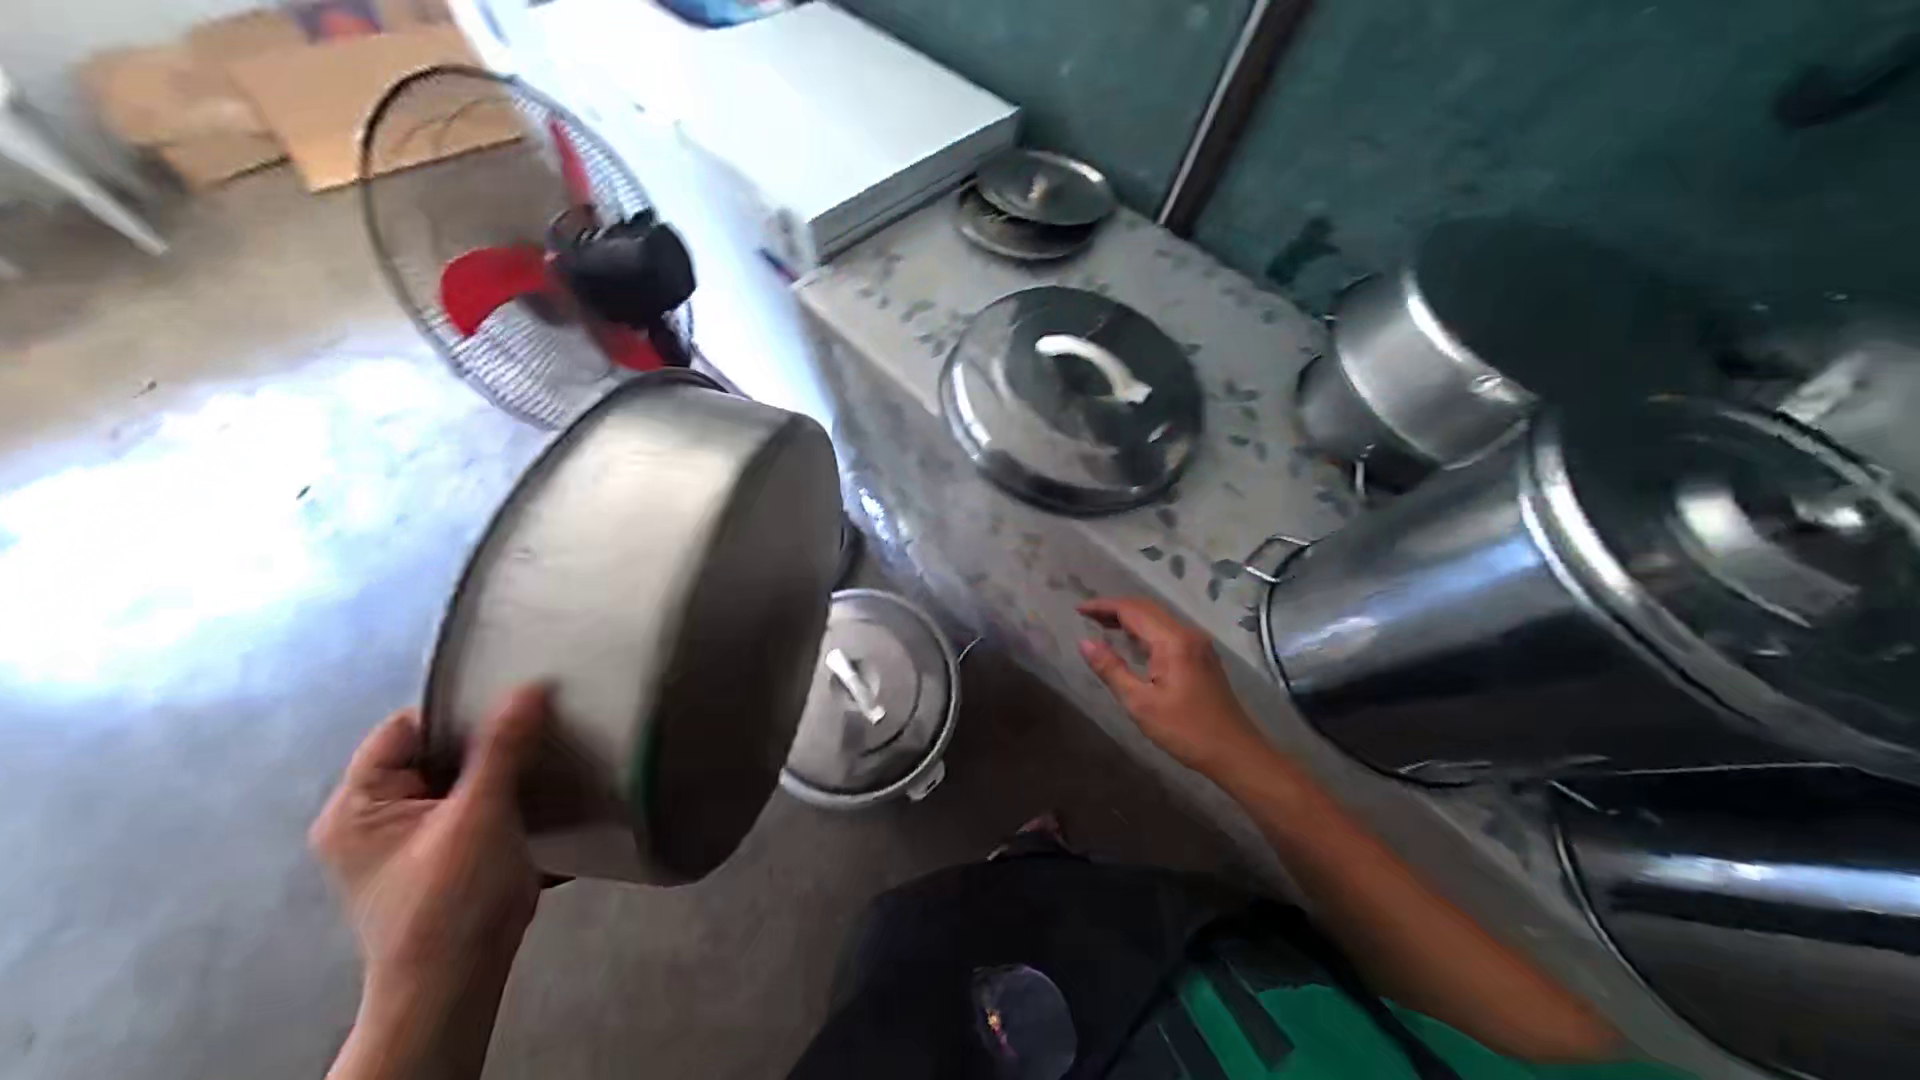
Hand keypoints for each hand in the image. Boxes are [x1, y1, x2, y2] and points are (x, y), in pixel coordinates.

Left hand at [310, 685, 548, 1079]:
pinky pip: (476, 803)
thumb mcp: (479, 815)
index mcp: (358, 806)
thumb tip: (529, 688)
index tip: (514, 706)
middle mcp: (375, 818)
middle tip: (537, 730)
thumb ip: (503, 748)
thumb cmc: (452, 900)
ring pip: (462, 778)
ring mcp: (411, 838)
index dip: (459, 713)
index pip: (406, 729)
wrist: (459, 983)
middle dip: (488, 742)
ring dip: (502, 769)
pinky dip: (505, 795)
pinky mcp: (445, 853)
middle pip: (437, 752)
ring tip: (543, 758)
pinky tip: (537, 792)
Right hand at [1077, 597, 1272, 777]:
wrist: (1236, 753)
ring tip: (1101, 626)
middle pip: (1146, 608)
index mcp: (1173, 641)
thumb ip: (1111, 669)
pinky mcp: (1201, 656)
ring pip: (1158, 619)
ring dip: (1130, 618)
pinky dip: (1144, 630)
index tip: (1078, 610)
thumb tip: (1084, 643)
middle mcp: (1188, 634)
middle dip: (1114, 608)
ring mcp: (1198, 644)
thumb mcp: (1140, 704)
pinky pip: (1167, 631)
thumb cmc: (1186, 731)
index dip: (1103, 606)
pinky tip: (1131, 643)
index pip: (1132, 610)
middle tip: (1086, 616)